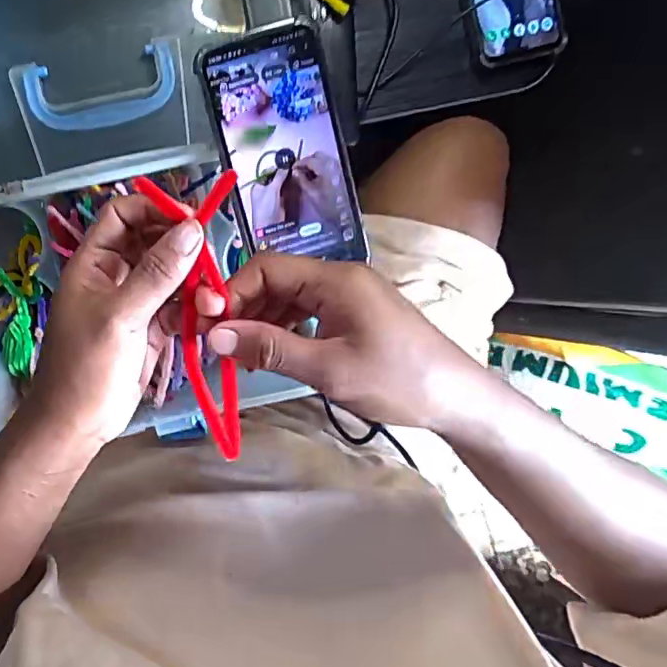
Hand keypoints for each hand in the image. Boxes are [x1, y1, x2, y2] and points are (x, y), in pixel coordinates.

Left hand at [17, 195, 205, 445]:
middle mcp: (115, 275)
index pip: (122, 214)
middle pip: (153, 241)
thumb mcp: (121, 315)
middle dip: (183, 248)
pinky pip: (178, 304)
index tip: (190, 220)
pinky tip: (208, 315)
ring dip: (195, 282)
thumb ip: (157, 272)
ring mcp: (135, 301)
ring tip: (212, 300)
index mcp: (94, 262)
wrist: (77, 425)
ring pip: (171, 274)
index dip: (154, 209)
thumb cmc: (86, 367)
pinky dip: (195, 307)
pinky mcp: (152, 327)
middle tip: (210, 261)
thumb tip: (192, 230)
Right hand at [197, 253, 484, 429]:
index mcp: (334, 278)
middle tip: (216, 344)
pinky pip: (303, 313)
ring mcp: (345, 296)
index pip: (266, 267)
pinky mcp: (350, 314)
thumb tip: (216, 336)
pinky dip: (281, 331)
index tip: (208, 324)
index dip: (232, 292)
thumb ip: (270, 348)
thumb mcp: (329, 367)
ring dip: (259, 323)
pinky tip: (267, 354)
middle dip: (241, 309)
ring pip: (286, 298)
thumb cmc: (397, 379)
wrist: (458, 399)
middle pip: (274, 281)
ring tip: (238, 355)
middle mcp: (337, 278)